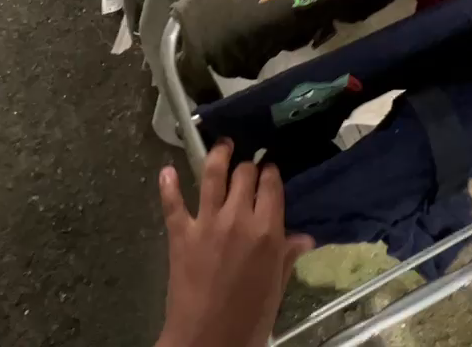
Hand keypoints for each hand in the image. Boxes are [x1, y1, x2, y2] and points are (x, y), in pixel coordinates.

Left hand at [155, 141, 314, 346]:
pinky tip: (166, 170)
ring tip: (222, 145)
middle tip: (248, 165)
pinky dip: (168, 185)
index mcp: (267, 231)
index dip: (271, 172)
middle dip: (248, 165)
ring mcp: (207, 223)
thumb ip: (287, 256)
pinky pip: (173, 203)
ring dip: (217, 155)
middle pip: (244, 173)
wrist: (207, 344)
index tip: (270, 170)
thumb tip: (305, 237)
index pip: (272, 184)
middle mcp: (238, 218)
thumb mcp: (276, 288)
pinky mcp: (181, 234)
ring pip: (212, 174)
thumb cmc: (249, 320)